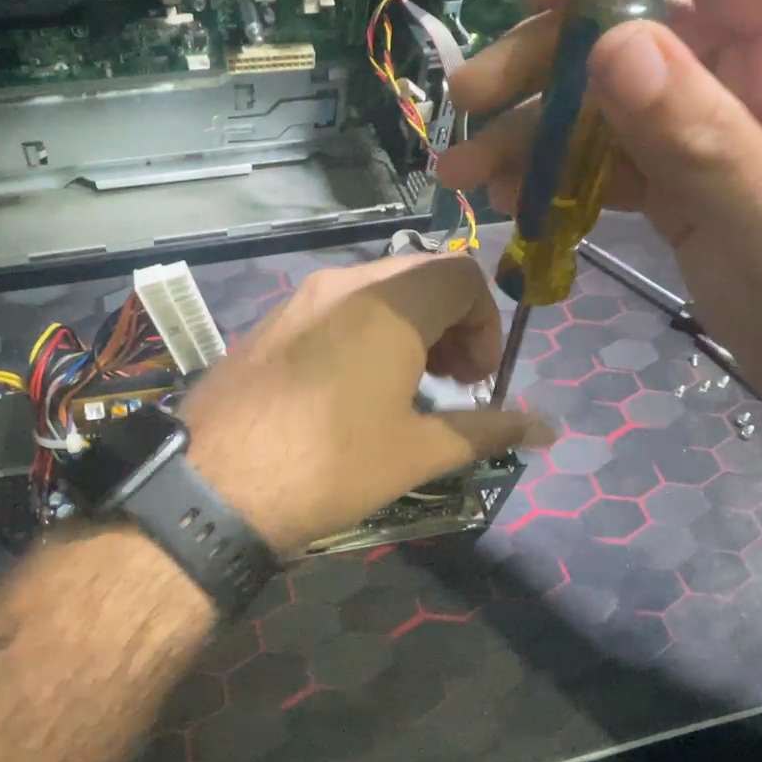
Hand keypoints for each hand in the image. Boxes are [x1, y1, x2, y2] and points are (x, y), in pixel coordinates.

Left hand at [179, 254, 551, 552]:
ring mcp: (299, 300)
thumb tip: (547, 427)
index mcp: (391, 303)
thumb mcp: (417, 451)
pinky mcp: (270, 324)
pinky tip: (354, 390)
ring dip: (410, 328)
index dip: (487, 325)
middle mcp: (344, 284)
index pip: (464, 275)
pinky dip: (365, 333)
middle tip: (451, 383)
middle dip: (452, 324)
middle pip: (421, 277)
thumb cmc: (330, 466)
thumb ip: (486, 430)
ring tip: (407, 389)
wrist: (213, 486)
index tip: (478, 380)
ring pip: (375, 291)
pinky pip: (335, 310)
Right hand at [437, 0, 761, 452]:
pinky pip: (616, 163)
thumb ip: (698, 134)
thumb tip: (611, 46)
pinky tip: (512, 200)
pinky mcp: (692, 189)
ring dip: (535, 126)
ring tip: (464, 168)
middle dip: (551, 55)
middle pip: (645, 25)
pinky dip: (562, 177)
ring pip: (615, 99)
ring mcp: (721, 135)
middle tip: (468, 100)